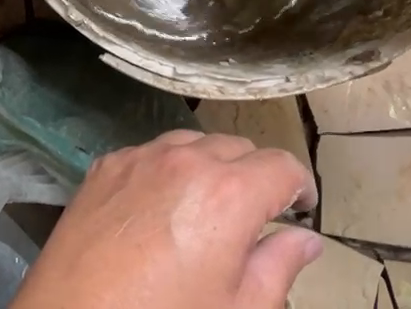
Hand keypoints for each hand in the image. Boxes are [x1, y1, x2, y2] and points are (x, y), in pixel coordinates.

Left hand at [10, 130, 321, 308]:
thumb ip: (278, 268)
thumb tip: (305, 239)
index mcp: (227, 193)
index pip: (281, 165)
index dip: (298, 186)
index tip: (298, 209)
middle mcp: (184, 158)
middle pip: (237, 147)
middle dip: (254, 176)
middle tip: (254, 219)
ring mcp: (140, 156)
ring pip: (192, 142)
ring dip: (210, 166)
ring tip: (207, 212)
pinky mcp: (106, 164)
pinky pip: (151, 153)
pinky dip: (167, 170)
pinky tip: (161, 210)